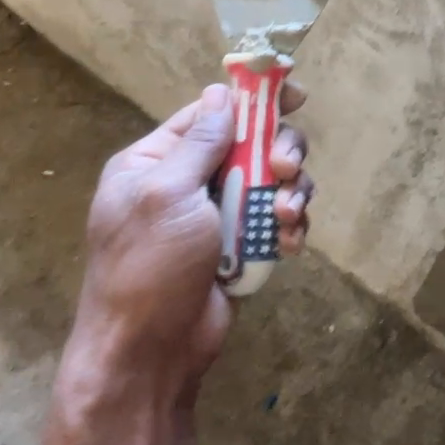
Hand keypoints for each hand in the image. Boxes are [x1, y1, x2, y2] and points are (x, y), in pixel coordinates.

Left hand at [67, 81, 312, 399]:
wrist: (151, 352)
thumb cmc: (148, 266)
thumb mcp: (167, 194)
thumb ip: (199, 141)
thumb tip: (220, 92)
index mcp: (156, 162)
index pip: (211, 113)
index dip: (254, 100)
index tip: (295, 95)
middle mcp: (188, 181)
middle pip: (253, 143)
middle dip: (279, 152)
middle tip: (283, 170)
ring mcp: (217, 215)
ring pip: (273, 180)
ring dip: (289, 193)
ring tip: (284, 217)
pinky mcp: (242, 244)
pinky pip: (278, 218)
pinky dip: (289, 226)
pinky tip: (288, 243)